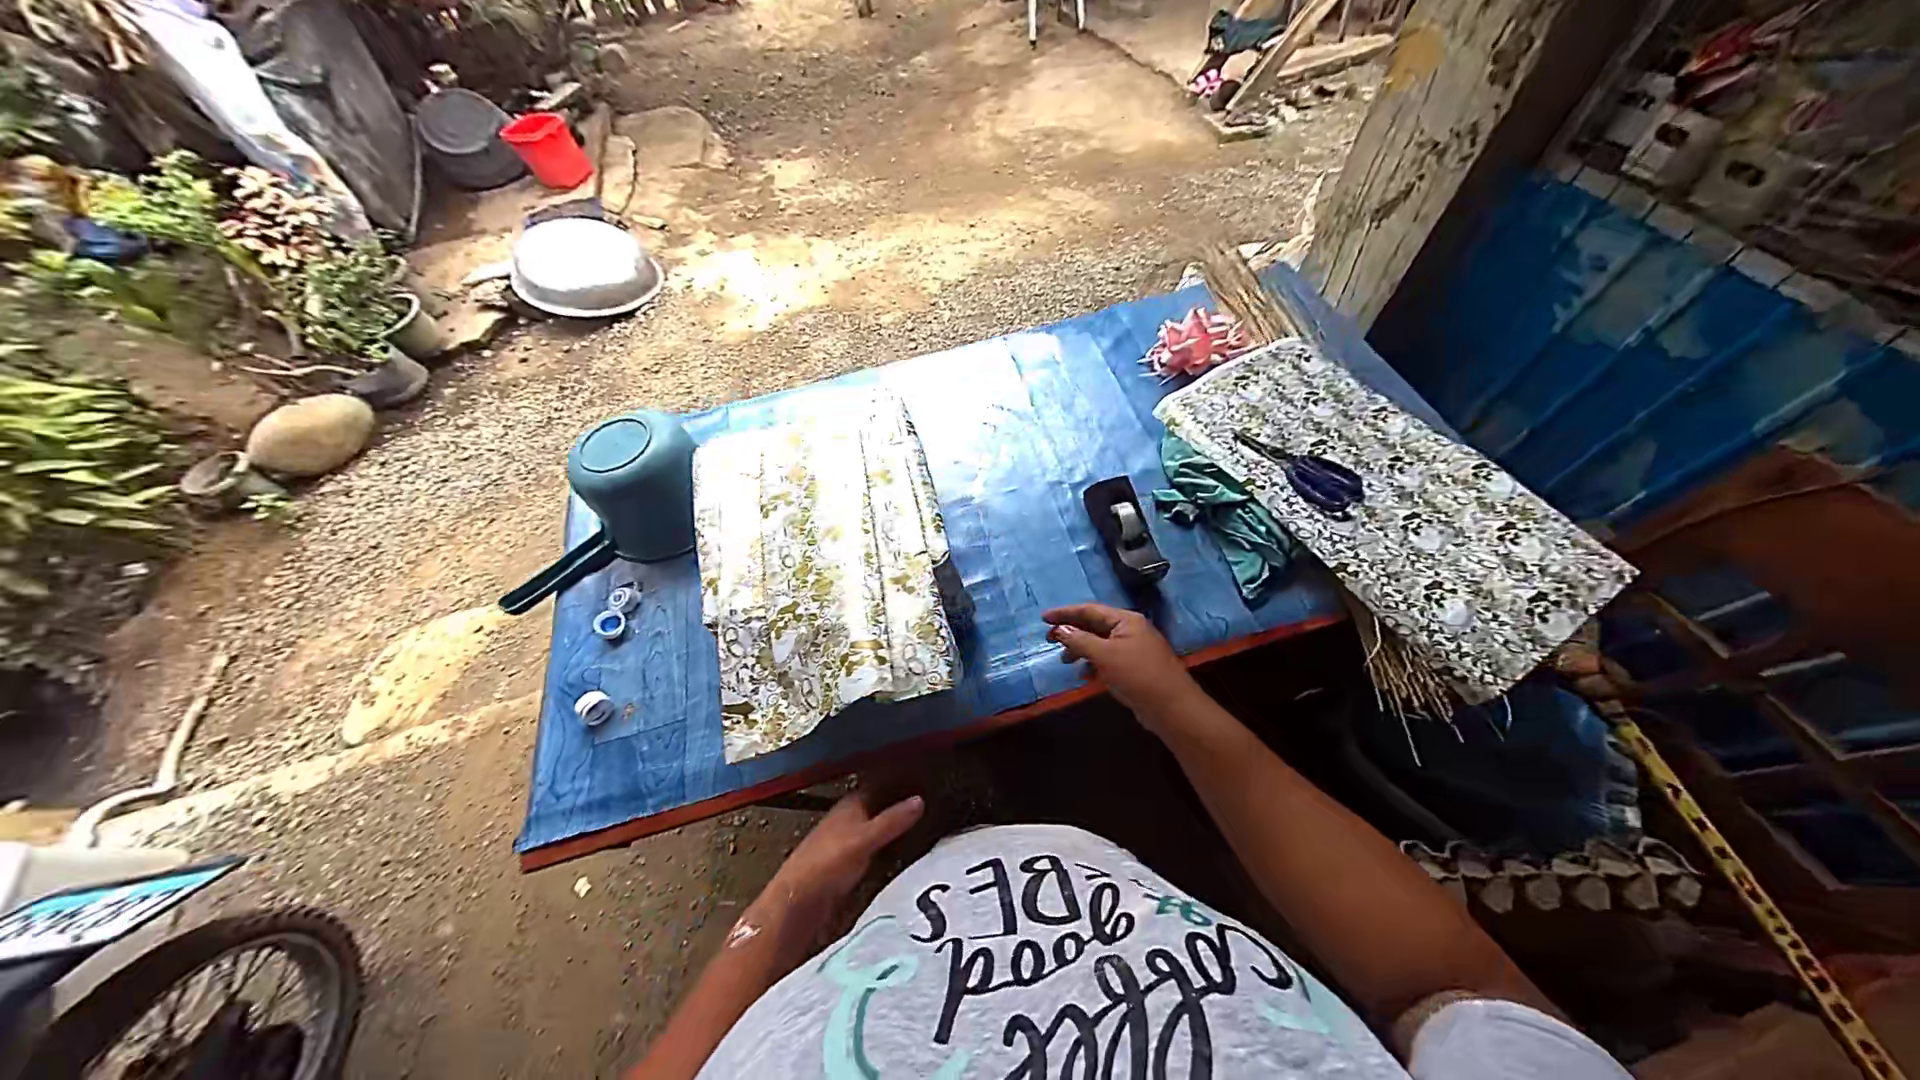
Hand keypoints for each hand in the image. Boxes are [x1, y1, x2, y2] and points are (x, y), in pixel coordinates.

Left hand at [758, 789, 923, 943]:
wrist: (798, 906)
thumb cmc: (825, 864)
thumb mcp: (863, 839)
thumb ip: (891, 820)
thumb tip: (920, 800)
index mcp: (851, 805)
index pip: (882, 785)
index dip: (902, 782)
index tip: (929, 780)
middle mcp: (851, 820)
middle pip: (884, 808)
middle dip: (906, 807)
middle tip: (938, 806)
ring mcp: (851, 844)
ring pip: (883, 831)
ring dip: (902, 832)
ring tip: (932, 830)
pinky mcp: (853, 868)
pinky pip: (882, 853)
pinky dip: (896, 852)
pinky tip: (911, 857)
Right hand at [1044, 603, 1202, 728]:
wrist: (1171, 707)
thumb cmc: (1137, 675)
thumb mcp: (1104, 655)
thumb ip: (1079, 640)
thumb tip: (1059, 629)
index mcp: (1125, 620)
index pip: (1089, 610)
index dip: (1065, 613)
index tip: (1043, 618)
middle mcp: (1130, 630)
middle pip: (1094, 625)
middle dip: (1072, 632)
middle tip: (1050, 640)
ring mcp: (1134, 649)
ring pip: (1100, 644)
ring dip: (1081, 650)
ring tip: (1065, 660)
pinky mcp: (1134, 668)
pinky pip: (1108, 659)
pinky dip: (1093, 664)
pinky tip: (1084, 675)